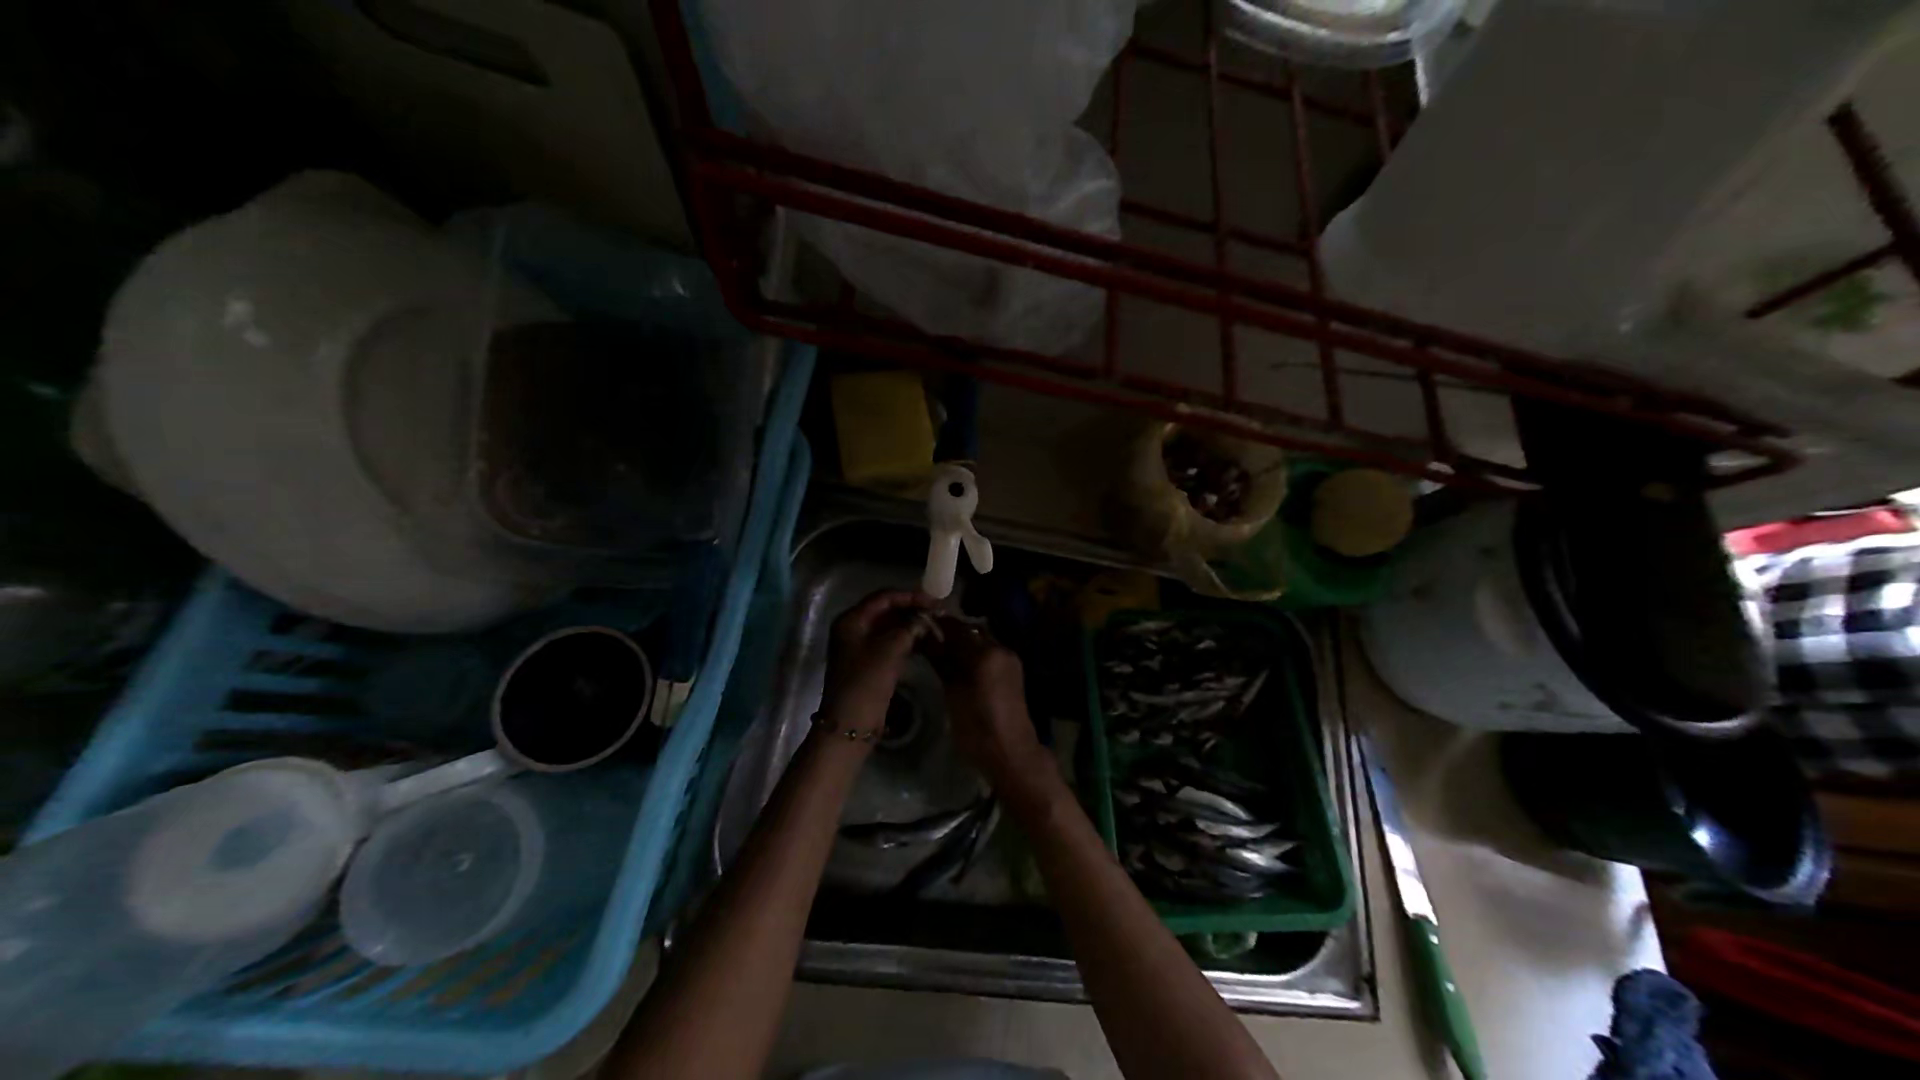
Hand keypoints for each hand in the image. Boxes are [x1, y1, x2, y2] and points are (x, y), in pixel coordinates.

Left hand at [821, 589, 934, 734]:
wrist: (851, 724)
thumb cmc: (867, 682)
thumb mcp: (890, 650)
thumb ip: (909, 628)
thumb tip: (925, 618)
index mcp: (851, 620)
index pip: (883, 598)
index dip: (909, 596)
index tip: (934, 601)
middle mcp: (853, 629)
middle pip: (886, 611)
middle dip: (911, 611)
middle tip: (937, 614)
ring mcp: (860, 647)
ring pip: (889, 628)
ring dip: (911, 626)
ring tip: (935, 627)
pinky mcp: (869, 663)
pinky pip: (890, 643)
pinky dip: (907, 641)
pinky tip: (926, 643)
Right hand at [921, 618, 1053, 797]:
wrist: (1011, 754)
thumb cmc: (977, 727)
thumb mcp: (953, 693)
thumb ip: (941, 661)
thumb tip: (924, 638)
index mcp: (986, 652)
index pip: (956, 627)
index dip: (937, 625)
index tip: (918, 626)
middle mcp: (1001, 649)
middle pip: (970, 631)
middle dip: (950, 633)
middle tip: (927, 642)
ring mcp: (1009, 660)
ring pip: (980, 642)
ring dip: (962, 644)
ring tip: (940, 655)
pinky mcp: (1013, 672)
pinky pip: (989, 654)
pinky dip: (973, 655)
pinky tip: (958, 667)